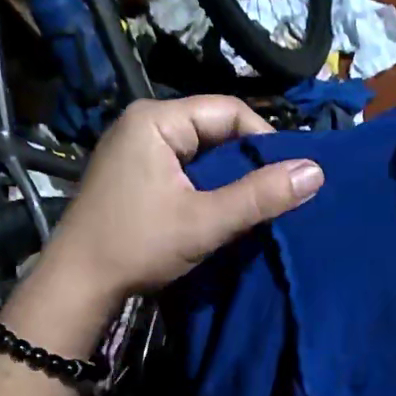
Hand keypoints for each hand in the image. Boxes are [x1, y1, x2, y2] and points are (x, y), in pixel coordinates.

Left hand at [18, 96, 323, 322]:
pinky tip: (223, 211)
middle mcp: (144, 123)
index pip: (229, 111)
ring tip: (255, 205)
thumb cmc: (138, 245)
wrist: (78, 284)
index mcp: (156, 120)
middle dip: (248, 161)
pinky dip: (209, 187)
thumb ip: (260, 196)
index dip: (265, 140)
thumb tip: (316, 171)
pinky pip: (186, 169)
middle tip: (276, 194)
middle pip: (215, 129)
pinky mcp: (136, 174)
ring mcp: (137, 149)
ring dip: (230, 177)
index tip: (288, 176)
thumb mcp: (205, 221)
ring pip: (203, 152)